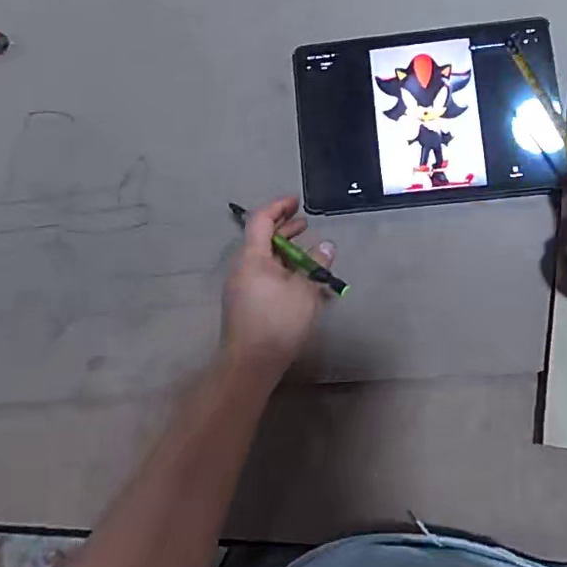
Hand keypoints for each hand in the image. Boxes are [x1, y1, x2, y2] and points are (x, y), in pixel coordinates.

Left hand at [221, 197, 334, 377]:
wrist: (248, 365)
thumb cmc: (277, 322)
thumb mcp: (304, 291)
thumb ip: (315, 265)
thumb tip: (325, 246)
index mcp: (252, 256)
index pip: (261, 219)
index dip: (279, 207)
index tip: (296, 202)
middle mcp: (242, 266)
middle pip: (260, 237)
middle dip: (283, 227)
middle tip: (304, 223)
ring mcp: (240, 285)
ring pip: (262, 256)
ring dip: (283, 248)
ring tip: (305, 249)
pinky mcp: (244, 302)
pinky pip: (261, 272)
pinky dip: (279, 266)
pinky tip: (297, 276)